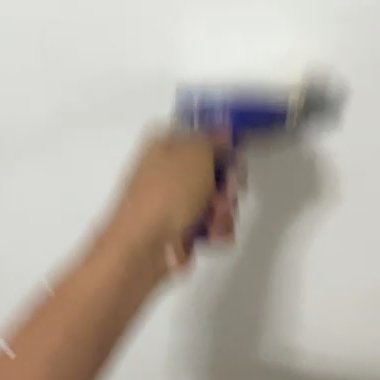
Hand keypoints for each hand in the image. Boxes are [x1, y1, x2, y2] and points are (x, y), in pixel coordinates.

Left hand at [106, 130, 240, 267]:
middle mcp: (168, 169)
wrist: (143, 246)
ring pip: (216, 197)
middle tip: (228, 190)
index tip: (236, 152)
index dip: (221, 141)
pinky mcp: (182, 228)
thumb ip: (214, 139)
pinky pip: (211, 222)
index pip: (200, 133)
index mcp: (165, 143)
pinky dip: (217, 228)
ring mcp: (175, 201)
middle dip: (227, 182)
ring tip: (215, 218)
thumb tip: (224, 132)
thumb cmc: (168, 193)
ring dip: (224, 208)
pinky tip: (213, 234)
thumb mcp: (197, 154)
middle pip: (214, 168)